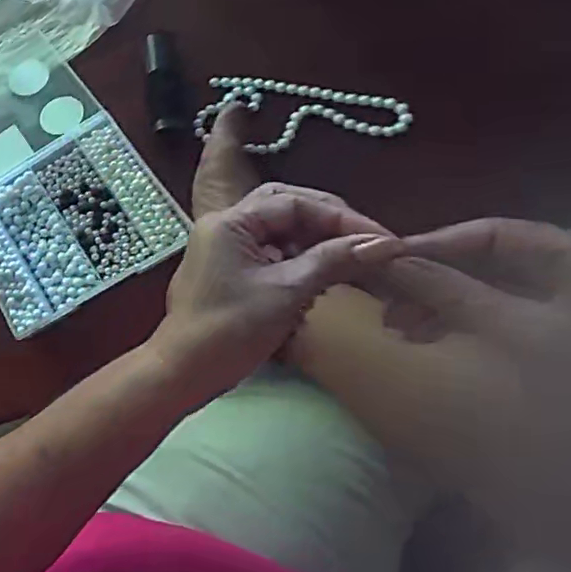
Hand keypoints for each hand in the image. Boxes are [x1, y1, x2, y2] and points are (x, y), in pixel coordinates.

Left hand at [152, 183, 403, 389]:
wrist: (186, 367)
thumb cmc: (231, 328)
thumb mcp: (288, 291)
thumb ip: (334, 260)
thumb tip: (384, 244)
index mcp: (228, 223)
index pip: (293, 203)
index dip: (342, 218)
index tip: (383, 241)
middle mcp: (221, 228)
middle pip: (284, 208)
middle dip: (328, 223)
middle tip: (368, 244)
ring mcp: (223, 250)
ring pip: (278, 231)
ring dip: (315, 242)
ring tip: (349, 262)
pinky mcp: (229, 272)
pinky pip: (270, 253)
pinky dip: (299, 260)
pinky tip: (322, 279)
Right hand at [368, 218, 570, 356]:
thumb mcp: (517, 332)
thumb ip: (449, 290)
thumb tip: (388, 260)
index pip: (500, 235)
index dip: (432, 245)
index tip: (378, 260)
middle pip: (493, 266)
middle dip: (431, 283)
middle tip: (379, 300)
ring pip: (490, 297)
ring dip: (438, 310)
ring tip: (394, 329)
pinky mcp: (565, 351)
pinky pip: (498, 327)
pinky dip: (458, 332)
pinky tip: (421, 345)